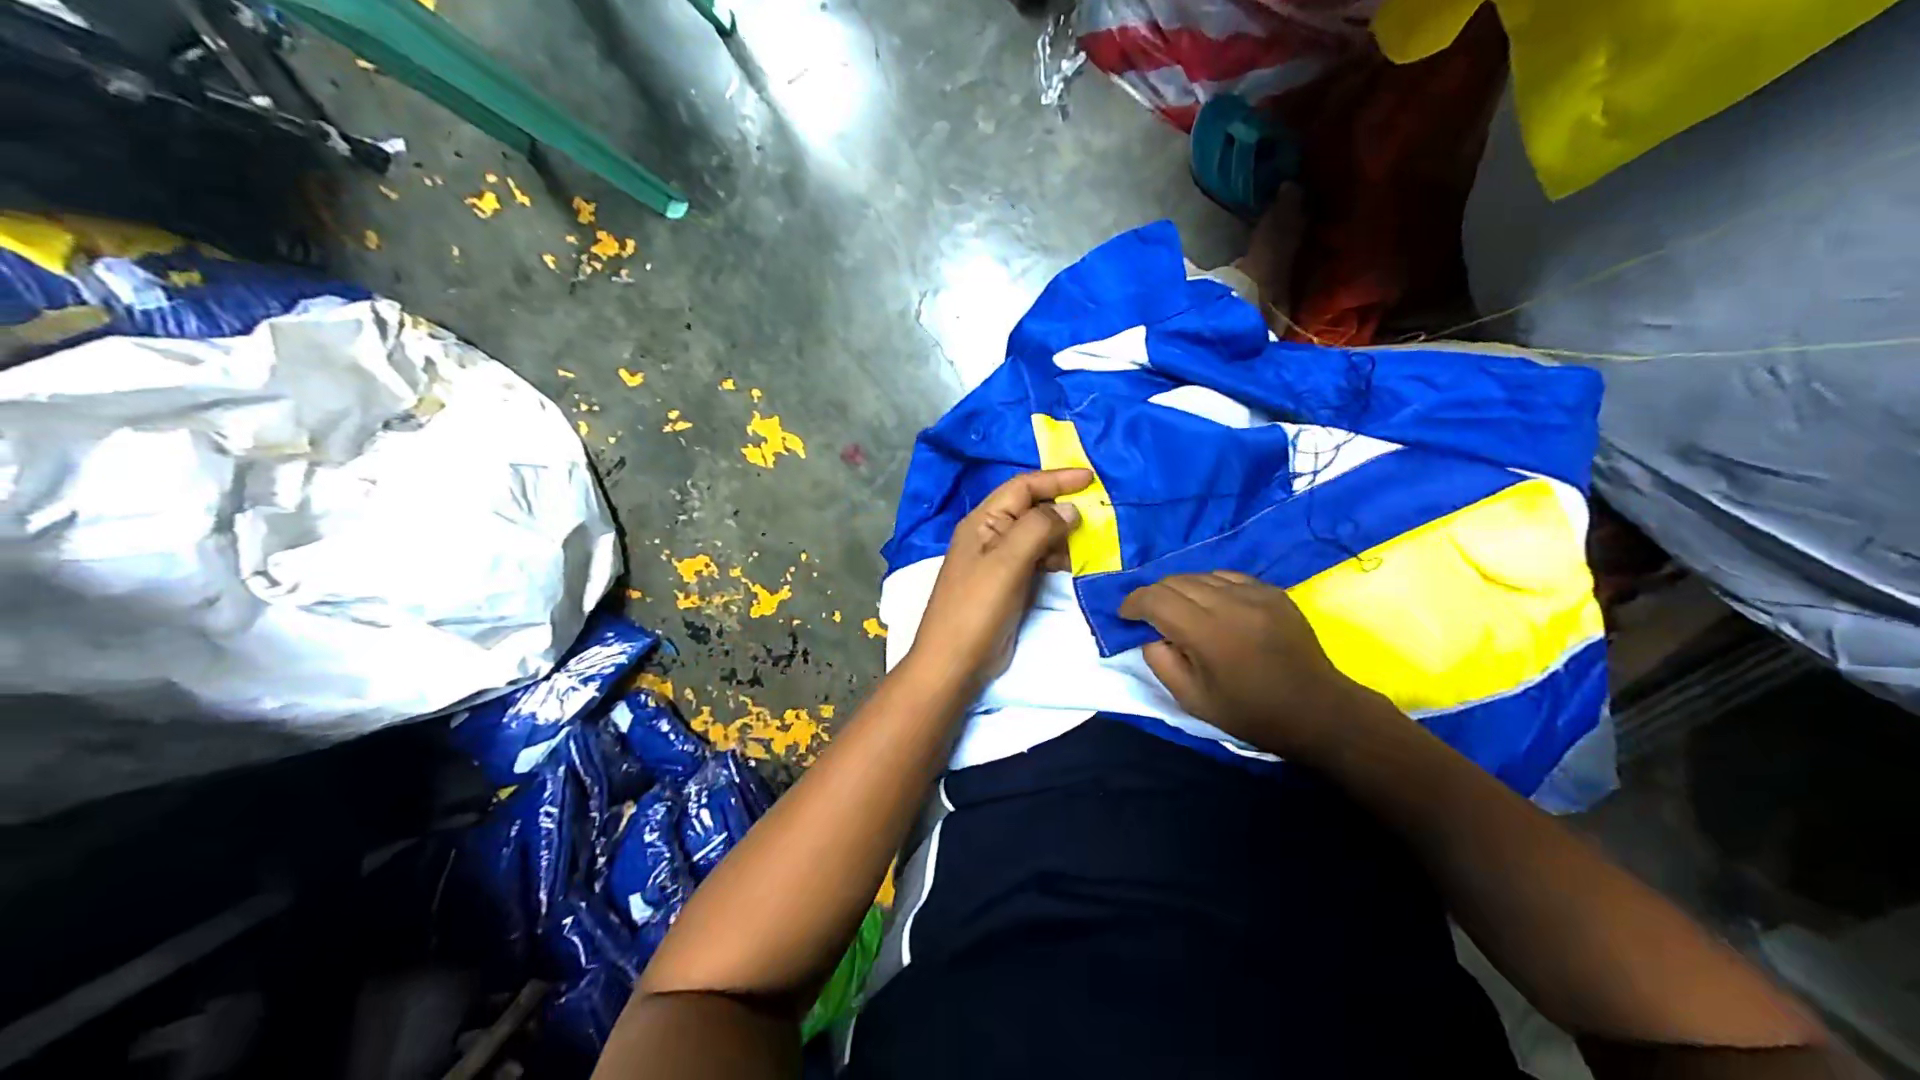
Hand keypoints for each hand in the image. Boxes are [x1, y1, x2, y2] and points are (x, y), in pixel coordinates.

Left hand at [901, 469, 1090, 691]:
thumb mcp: (1007, 562)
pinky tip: (1075, 565)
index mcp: (983, 522)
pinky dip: (1058, 558)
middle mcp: (991, 535)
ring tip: (1092, 541)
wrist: (954, 662)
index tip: (1091, 479)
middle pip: (1032, 509)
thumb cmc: (976, 607)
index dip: (1056, 479)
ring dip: (1063, 535)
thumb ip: (1038, 528)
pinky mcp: (1010, 584)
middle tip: (1099, 513)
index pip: (1022, 487)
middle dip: (1063, 507)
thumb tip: (1070, 509)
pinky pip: (1038, 560)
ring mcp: (1000, 561)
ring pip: (1038, 535)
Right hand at [1120, 570, 1387, 760]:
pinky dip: (1210, 587)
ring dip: (1181, 589)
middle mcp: (1230, 604)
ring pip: (1201, 575)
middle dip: (1154, 595)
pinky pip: (1228, 577)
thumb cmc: (1251, 713)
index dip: (1134, 603)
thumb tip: (1150, 634)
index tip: (1126, 615)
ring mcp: (1256, 594)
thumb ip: (1161, 661)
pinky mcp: (1273, 592)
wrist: (1317, 711)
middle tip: (1149, 615)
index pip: (1157, 599)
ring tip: (1180, 610)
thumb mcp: (1192, 699)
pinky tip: (1212, 605)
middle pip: (1175, 581)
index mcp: (1208, 634)